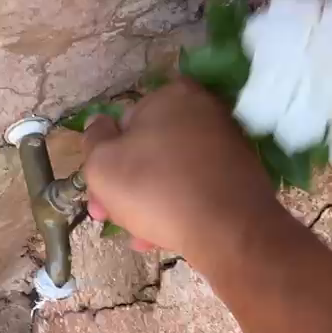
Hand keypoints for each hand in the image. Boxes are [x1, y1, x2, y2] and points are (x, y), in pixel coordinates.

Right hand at [81, 78, 296, 268]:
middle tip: (114, 219)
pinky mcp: (238, 173)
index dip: (104, 165)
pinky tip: (164, 235)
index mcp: (169, 96)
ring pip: (168, 175)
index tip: (99, 198)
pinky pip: (194, 188)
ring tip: (140, 236)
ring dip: (147, 205)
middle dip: (125, 189)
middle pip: (146, 153)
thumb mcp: (102, 165)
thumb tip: (98, 125)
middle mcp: (202, 110)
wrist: (226, 227)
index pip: (122, 127)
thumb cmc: (155, 190)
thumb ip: (93, 140)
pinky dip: (176, 208)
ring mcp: (225, 142)